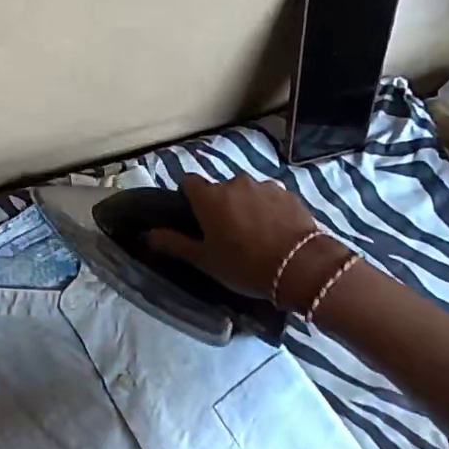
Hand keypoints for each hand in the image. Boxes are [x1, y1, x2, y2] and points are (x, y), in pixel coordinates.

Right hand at [146, 174, 322, 301]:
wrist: (299, 266)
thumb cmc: (244, 266)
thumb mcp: (205, 260)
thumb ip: (175, 243)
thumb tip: (149, 234)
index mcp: (210, 197)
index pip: (188, 182)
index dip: (188, 197)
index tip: (195, 218)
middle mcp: (235, 182)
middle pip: (220, 189)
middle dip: (220, 205)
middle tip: (226, 234)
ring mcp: (264, 185)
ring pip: (246, 192)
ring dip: (245, 207)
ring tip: (255, 235)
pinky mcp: (288, 193)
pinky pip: (270, 198)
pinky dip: (268, 210)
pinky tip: (275, 232)